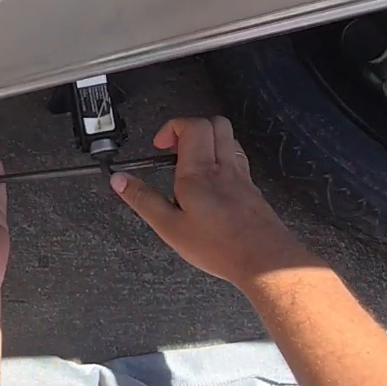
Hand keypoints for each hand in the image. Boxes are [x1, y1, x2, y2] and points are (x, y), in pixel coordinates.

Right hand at [110, 117, 320, 287]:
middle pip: (215, 123)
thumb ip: (142, 199)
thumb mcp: (169, 227)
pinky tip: (213, 180)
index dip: (172, 127)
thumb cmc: (221, 247)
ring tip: (191, 161)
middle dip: (190, 128)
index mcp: (199, 173)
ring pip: (229, 138)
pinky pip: (238, 159)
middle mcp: (223, 168)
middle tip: (175, 148)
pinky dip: (222, 158)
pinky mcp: (252, 189)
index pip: (191, 126)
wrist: (267, 262)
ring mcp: (241, 177)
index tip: (160, 145)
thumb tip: (119, 180)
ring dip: (209, 140)